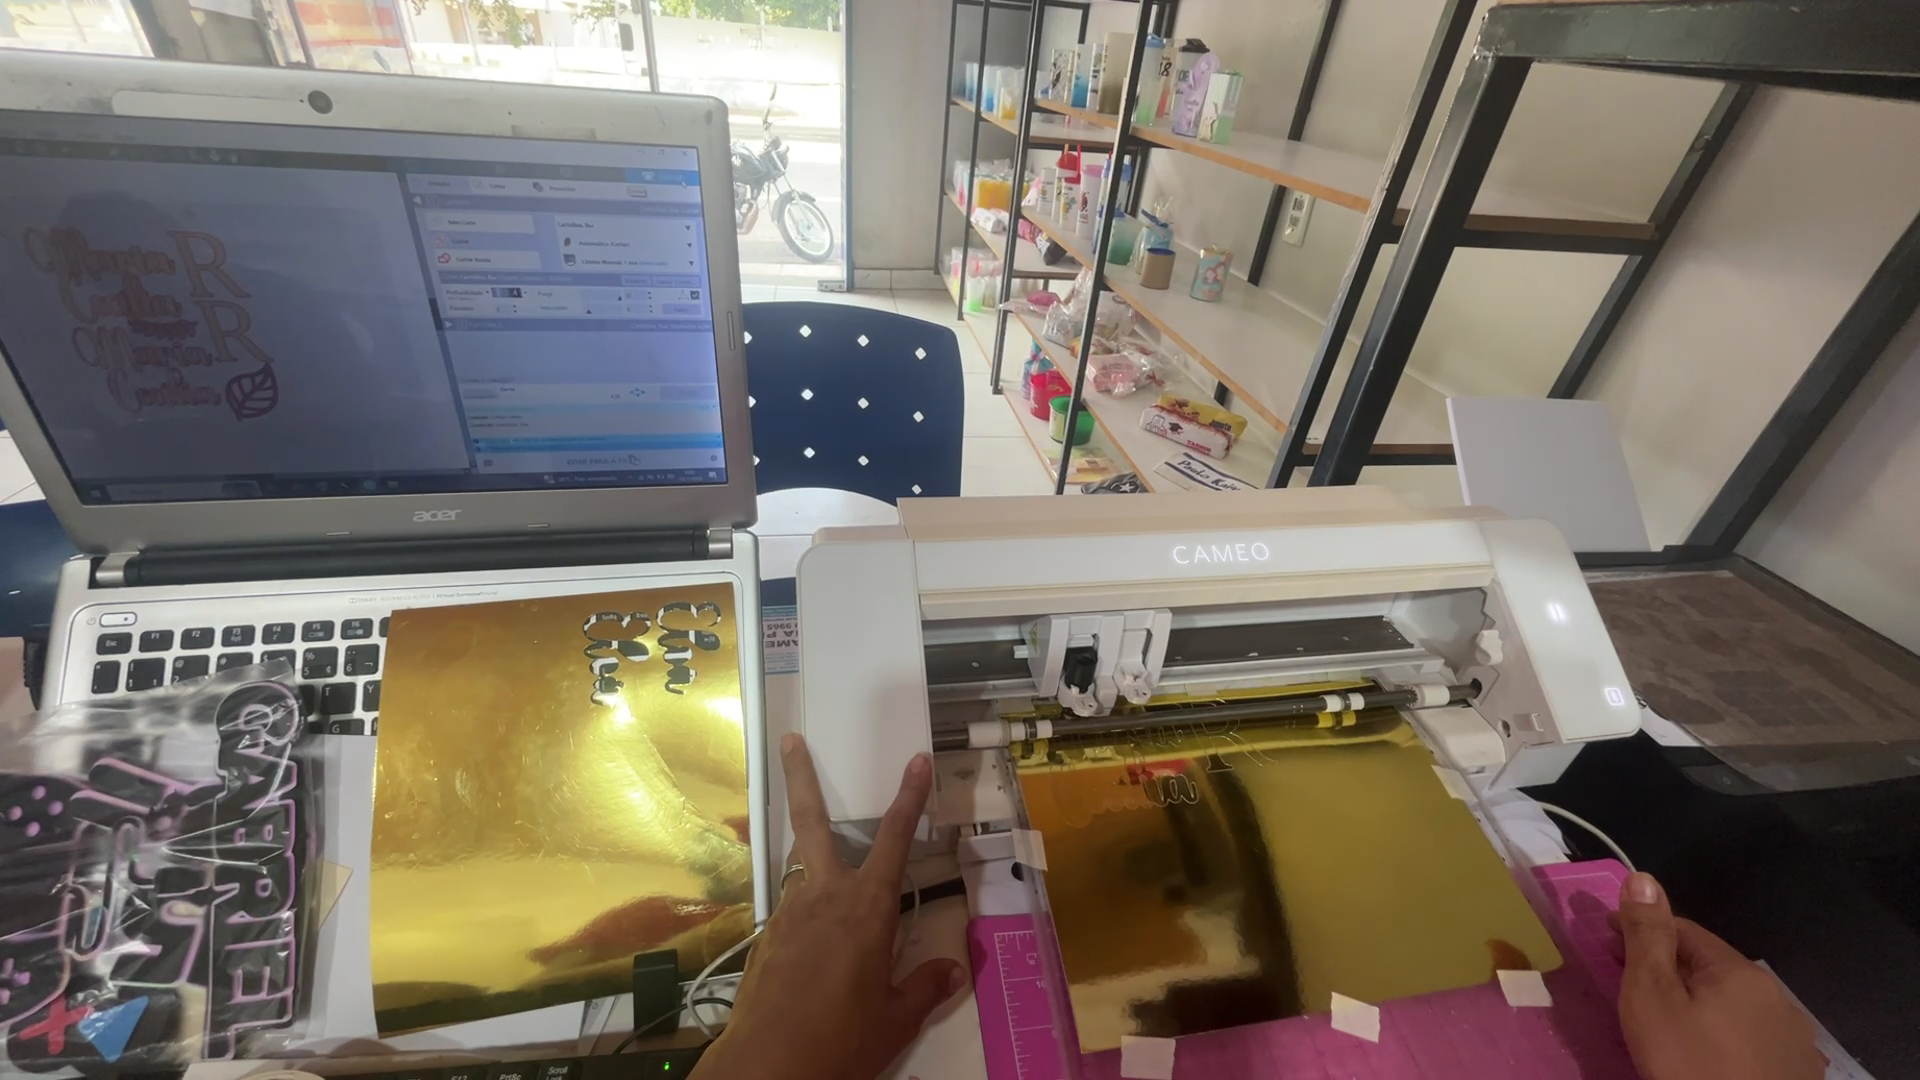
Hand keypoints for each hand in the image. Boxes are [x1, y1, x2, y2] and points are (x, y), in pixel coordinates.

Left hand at [691, 734, 966, 1079]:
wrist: (764, 1072)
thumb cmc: (838, 1041)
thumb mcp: (893, 1020)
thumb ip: (924, 988)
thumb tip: (955, 971)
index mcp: (865, 907)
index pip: (896, 839)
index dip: (910, 797)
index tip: (917, 761)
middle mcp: (824, 895)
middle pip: (812, 821)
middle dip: (802, 777)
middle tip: (790, 740)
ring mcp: (789, 912)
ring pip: (800, 863)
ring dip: (809, 846)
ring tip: (823, 854)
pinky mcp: (768, 936)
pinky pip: (792, 905)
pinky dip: (805, 903)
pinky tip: (813, 933)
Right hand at [1614, 871, 1824, 1079]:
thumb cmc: (1685, 1057)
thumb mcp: (1650, 992)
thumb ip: (1647, 933)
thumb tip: (1643, 877)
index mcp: (1741, 973)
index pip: (1680, 929)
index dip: (1637, 931)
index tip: (1604, 943)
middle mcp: (1777, 999)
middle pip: (1704, 963)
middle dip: (1661, 964)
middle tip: (1622, 979)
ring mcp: (1792, 1040)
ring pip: (1725, 999)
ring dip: (1688, 995)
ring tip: (1655, 1015)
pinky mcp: (1793, 1071)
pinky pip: (1744, 1031)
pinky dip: (1713, 1027)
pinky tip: (1694, 1047)